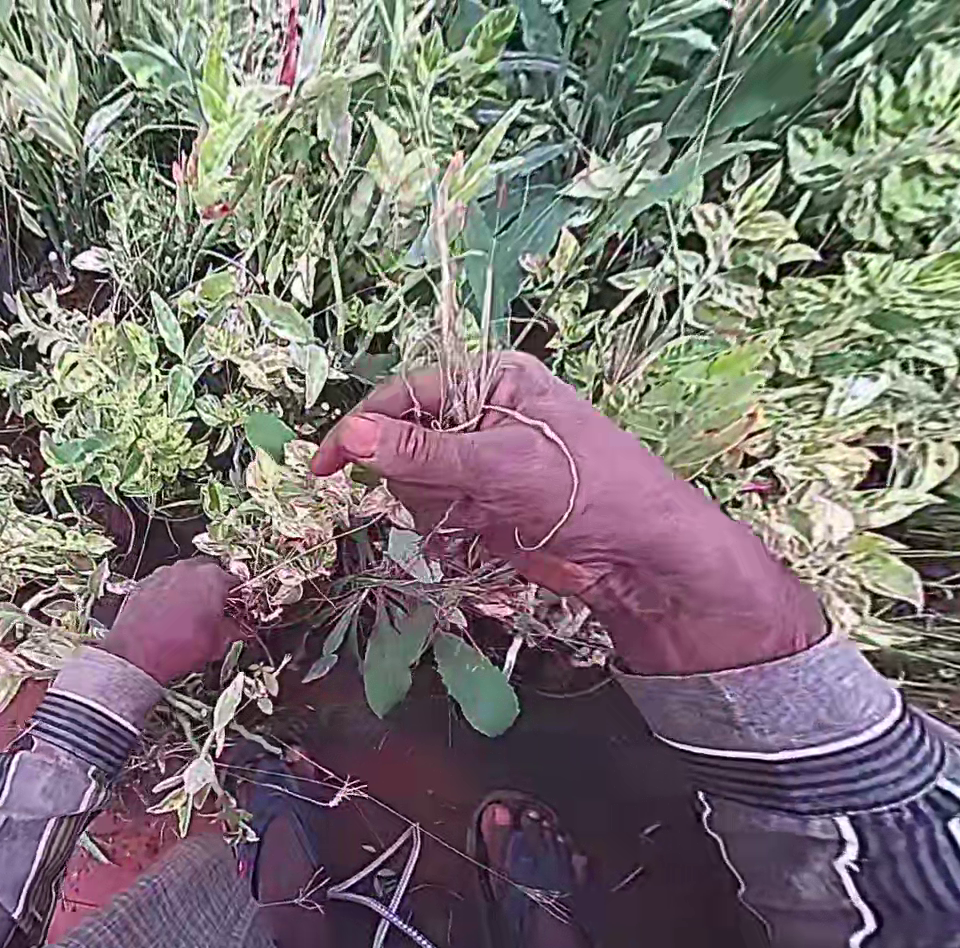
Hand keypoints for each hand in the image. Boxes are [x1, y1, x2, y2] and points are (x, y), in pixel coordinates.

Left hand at [100, 558, 241, 683]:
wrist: (137, 656)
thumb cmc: (176, 647)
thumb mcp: (217, 643)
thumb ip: (232, 630)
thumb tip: (236, 629)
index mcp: (213, 578)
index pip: (235, 582)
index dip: (238, 599)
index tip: (237, 610)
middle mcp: (187, 570)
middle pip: (208, 574)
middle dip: (212, 592)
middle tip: (214, 613)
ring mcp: (162, 575)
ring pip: (183, 578)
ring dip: (189, 592)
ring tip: (189, 618)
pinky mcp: (142, 585)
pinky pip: (162, 586)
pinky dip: (167, 597)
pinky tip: (168, 618)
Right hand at [311, 353, 823, 673]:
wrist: (637, 557)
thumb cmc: (585, 487)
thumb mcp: (500, 464)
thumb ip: (422, 453)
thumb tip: (350, 436)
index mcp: (487, 379)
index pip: (403, 397)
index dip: (361, 429)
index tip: (323, 465)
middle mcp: (476, 414)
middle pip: (400, 442)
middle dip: (415, 476)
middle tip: (456, 496)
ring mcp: (474, 460)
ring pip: (410, 482)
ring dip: (433, 506)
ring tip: (478, 516)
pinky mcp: (475, 500)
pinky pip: (430, 510)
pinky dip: (443, 527)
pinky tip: (479, 531)